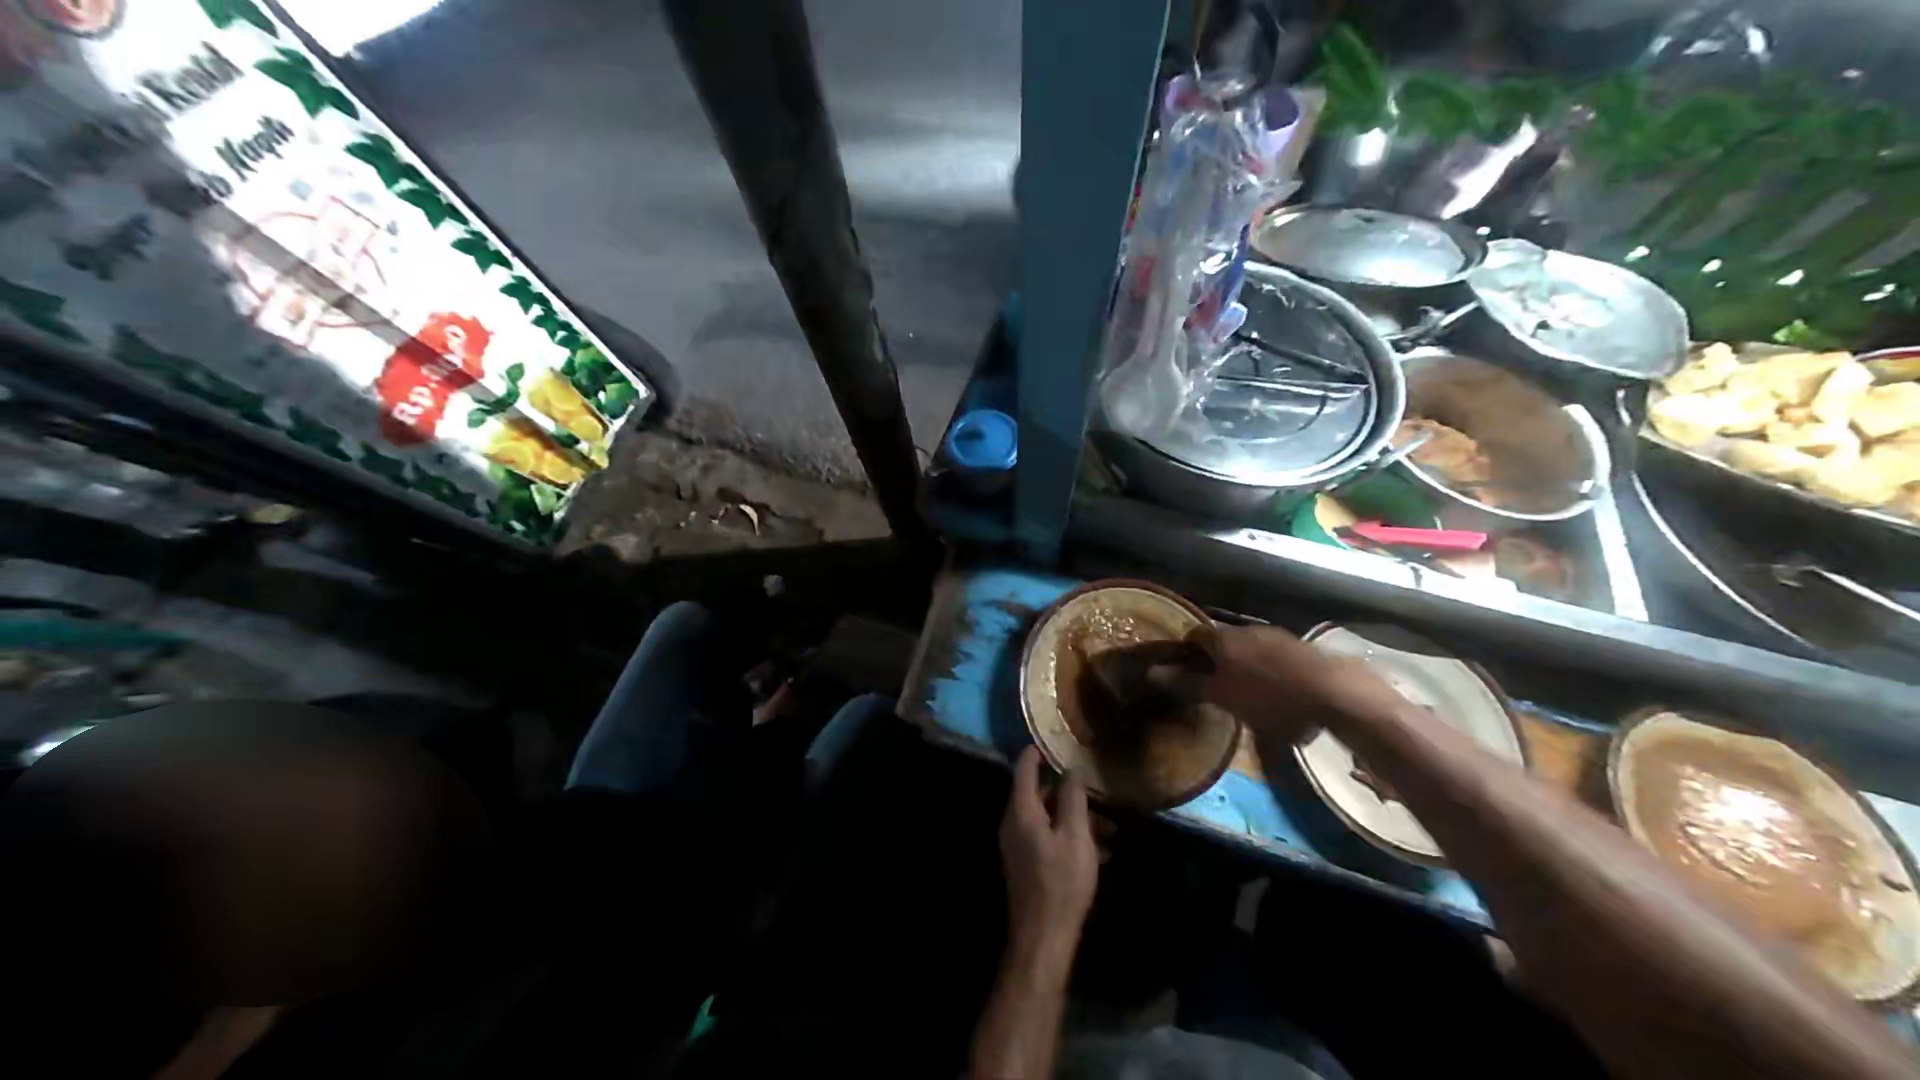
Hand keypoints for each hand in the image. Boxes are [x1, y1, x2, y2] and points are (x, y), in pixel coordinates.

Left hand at [999, 747, 1098, 950]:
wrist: (1043, 937)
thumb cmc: (1062, 882)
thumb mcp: (1075, 835)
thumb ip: (1072, 798)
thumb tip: (1070, 769)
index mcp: (1021, 811)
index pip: (1024, 769)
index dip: (1037, 752)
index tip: (1052, 740)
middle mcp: (1013, 823)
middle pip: (1037, 794)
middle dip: (1066, 790)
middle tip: (1094, 786)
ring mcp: (1017, 845)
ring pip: (1046, 818)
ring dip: (1073, 817)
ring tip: (1108, 825)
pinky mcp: (1026, 864)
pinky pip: (1046, 837)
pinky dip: (1068, 836)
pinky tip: (1099, 850)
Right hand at [1179, 624, 1413, 743]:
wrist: (1335, 695)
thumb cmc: (1269, 698)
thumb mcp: (1223, 697)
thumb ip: (1187, 684)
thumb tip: (1151, 672)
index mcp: (1224, 638)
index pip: (1194, 635)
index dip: (1184, 651)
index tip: (1180, 669)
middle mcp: (1248, 630)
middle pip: (1223, 641)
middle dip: (1215, 659)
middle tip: (1211, 684)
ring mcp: (1278, 637)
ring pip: (1250, 648)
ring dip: (1243, 665)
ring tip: (1244, 692)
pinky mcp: (1303, 649)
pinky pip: (1274, 657)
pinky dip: (1268, 671)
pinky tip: (1276, 694)